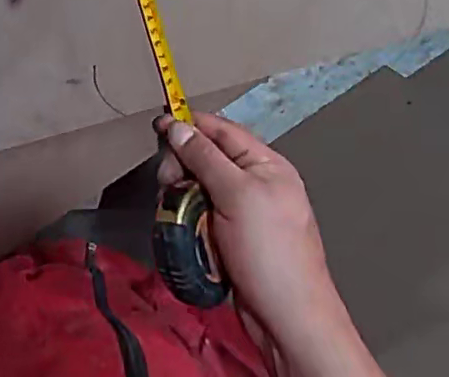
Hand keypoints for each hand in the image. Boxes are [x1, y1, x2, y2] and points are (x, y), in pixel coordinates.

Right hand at [158, 115, 382, 376]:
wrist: (288, 324)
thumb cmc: (273, 258)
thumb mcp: (235, 195)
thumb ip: (204, 157)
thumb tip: (178, 127)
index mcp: (266, 165)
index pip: (221, 130)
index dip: (189, 125)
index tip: (160, 125)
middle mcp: (256, 183)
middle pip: (205, 157)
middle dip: (183, 167)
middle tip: (170, 181)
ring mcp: (243, 211)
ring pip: (198, 186)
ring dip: (183, 196)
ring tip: (183, 214)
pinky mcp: (231, 235)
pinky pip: (201, 213)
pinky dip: (190, 218)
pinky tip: (190, 230)